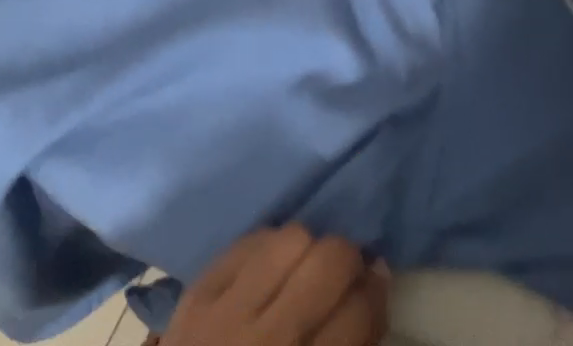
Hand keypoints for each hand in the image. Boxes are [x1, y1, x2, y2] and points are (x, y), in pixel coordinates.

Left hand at [159, 226, 389, 345]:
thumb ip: (352, 343)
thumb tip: (375, 277)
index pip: (360, 312)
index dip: (376, 292)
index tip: (374, 287)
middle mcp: (268, 340)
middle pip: (328, 260)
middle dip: (347, 259)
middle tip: (342, 275)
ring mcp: (225, 313)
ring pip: (290, 237)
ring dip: (307, 249)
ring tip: (303, 270)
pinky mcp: (197, 294)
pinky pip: (247, 241)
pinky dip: (267, 248)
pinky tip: (269, 270)